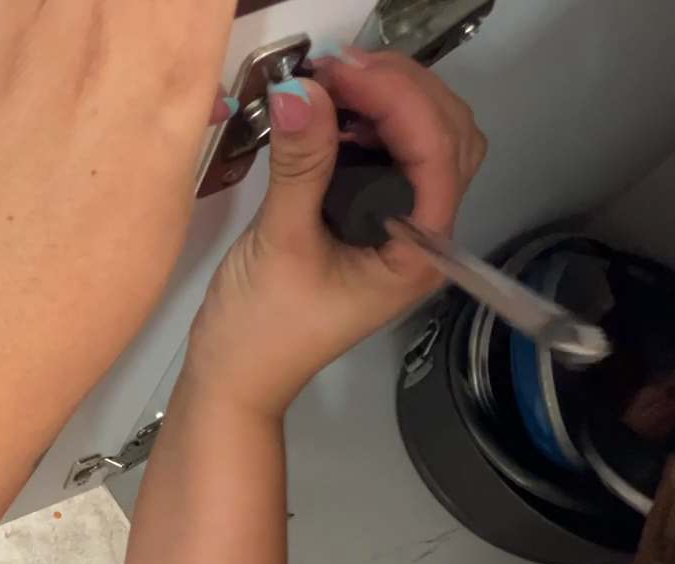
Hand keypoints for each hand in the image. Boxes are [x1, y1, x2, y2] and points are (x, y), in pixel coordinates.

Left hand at [0, 0, 236, 379]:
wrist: (2, 335)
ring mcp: (3, 51)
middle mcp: (92, 42)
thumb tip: (170, 31)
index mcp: (168, 70)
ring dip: (32, 2)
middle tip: (86, 26)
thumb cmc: (86, 287)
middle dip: (99, 0)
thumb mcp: (175, 181)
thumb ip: (176, 82)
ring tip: (35, 33)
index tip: (148, 6)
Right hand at [187, 49, 486, 416]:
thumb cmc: (257, 334)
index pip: (437, 151)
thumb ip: (299, 167)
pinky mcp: (360, 231)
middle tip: (336, 69)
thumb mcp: (279, 246)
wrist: (231, 383)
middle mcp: (418, 239)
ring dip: (383, 107)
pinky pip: (380, 166)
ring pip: (416, 148)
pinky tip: (327, 119)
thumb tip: (300, 91)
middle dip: (399, 93)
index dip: (399, 99)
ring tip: (330, 86)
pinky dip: (362, 132)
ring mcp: (391, 235)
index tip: (343, 70)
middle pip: (443, 139)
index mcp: (416, 253)